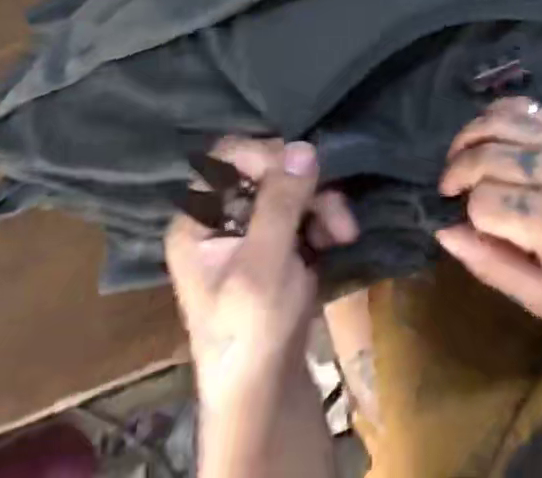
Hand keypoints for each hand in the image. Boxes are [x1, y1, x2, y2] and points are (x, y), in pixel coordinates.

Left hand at [164, 138, 358, 408]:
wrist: (267, 396)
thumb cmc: (251, 331)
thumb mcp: (263, 265)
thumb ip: (280, 204)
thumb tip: (303, 146)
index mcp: (198, 219)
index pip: (227, 158)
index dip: (263, 156)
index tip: (299, 171)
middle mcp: (221, 218)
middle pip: (265, 171)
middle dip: (304, 186)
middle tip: (333, 209)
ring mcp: (251, 232)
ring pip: (290, 189)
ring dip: (321, 204)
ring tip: (343, 232)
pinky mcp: (279, 246)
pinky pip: (304, 212)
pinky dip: (323, 220)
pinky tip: (339, 239)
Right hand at [436, 97, 541, 319]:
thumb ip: (491, 267)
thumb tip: (444, 230)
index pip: (484, 203)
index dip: (468, 213)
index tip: (471, 223)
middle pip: (484, 157)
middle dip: (456, 172)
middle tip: (450, 187)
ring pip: (496, 123)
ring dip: (466, 138)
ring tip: (459, 158)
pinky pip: (520, 106)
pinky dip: (492, 115)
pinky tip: (485, 135)